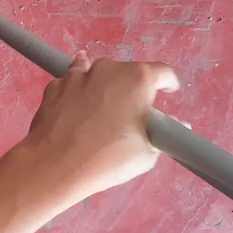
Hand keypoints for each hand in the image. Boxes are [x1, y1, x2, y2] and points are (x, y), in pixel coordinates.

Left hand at [17, 54, 179, 203]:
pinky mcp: (54, 86)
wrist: (55, 164)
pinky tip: (77, 107)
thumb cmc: (108, 157)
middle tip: (130, 111)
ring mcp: (76, 75)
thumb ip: (164, 132)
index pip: (163, 72)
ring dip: (102, 85)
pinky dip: (77, 92)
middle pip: (127, 72)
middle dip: (132, 87)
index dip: (168, 84)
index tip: (168, 93)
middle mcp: (107, 69)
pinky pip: (71, 83)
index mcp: (137, 78)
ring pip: (96, 73)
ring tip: (102, 105)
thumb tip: (178, 125)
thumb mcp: (148, 150)